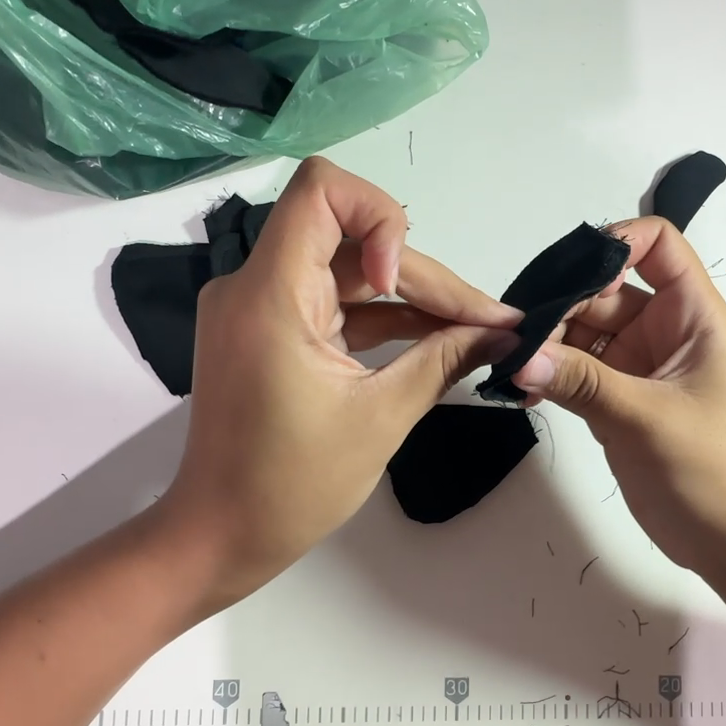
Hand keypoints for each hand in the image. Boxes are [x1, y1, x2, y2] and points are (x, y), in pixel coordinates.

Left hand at [160, 157, 518, 607]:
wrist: (223, 534)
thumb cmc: (293, 486)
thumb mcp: (381, 418)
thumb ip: (442, 362)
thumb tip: (502, 334)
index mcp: (271, 295)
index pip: (322, 190)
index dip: (380, 217)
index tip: (402, 283)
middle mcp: (257, 286)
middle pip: (352, 240)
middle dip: (425, 278)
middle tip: (491, 323)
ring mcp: (262, 310)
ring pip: (350, 273)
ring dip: (413, 301)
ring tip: (478, 334)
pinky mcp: (271, 334)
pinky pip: (336, 307)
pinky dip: (384, 322)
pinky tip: (438, 343)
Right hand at [510, 217, 725, 588]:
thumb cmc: (716, 473)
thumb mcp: (649, 420)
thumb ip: (583, 384)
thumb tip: (518, 356)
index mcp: (694, 317)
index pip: (657, 245)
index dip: (614, 244)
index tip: (565, 277)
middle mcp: (666, 334)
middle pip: (606, 292)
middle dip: (562, 304)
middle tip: (514, 335)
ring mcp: (642, 371)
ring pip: (586, 337)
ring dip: (549, 346)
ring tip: (507, 364)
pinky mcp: (622, 407)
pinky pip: (580, 378)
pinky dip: (552, 380)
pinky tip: (520, 391)